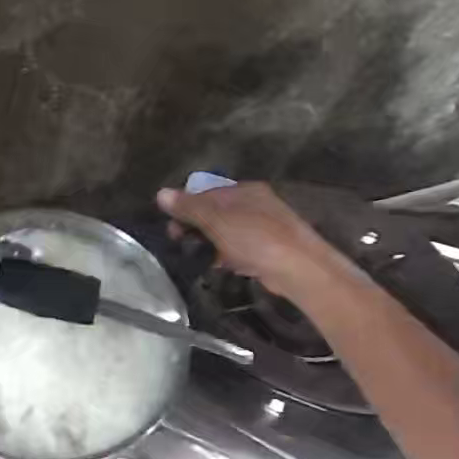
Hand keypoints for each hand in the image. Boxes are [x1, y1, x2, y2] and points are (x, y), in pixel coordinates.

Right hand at [157, 182, 357, 300]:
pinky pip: (238, 248)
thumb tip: (160, 193)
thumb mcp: (215, 219)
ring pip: (225, 232)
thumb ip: (188, 207)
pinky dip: (225, 255)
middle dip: (195, 227)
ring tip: (197, 257)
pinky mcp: (266, 250)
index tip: (172, 227)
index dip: (185, 207)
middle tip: (180, 243)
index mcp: (243, 190)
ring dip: (209, 243)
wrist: (298, 267)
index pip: (206, 192)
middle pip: (215, 212)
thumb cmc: (254, 238)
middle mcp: (254, 204)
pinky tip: (218, 266)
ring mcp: (262, 228)